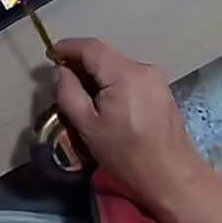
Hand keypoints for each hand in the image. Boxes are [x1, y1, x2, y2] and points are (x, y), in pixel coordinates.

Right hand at [51, 38, 214, 211]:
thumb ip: (68, 92)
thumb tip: (60, 71)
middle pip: (105, 54)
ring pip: (117, 64)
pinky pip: (130, 74)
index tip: (50, 54)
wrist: (171, 175)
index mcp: (124, 74)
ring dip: (97, 72)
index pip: (91, 47)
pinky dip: (112, 79)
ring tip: (81, 90)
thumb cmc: (126, 154)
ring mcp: (156, 77)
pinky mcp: (161, 88)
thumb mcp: (87, 126)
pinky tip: (105, 98)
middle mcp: (143, 68)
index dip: (68, 47)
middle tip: (61, 76)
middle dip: (81, 61)